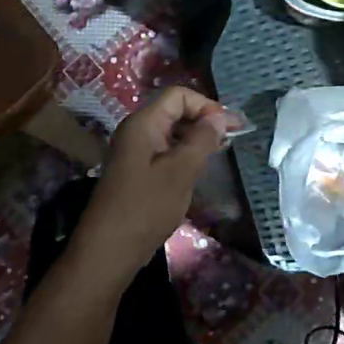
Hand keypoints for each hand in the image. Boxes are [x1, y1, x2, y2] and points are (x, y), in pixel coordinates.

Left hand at [75, 86, 233, 265]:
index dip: (206, 105)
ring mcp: (134, 152)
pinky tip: (200, 168)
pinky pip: (164, 152)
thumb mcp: (180, 171)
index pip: (178, 95)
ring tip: (221, 151)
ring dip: (196, 138)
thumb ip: (201, 140)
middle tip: (233, 138)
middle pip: (174, 111)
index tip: (230, 127)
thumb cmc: (146, 206)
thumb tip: (219, 117)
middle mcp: (136, 131)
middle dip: (204, 120)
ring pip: (170, 133)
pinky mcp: (136, 172)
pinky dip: (184, 154)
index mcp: (143, 123)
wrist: (110, 248)